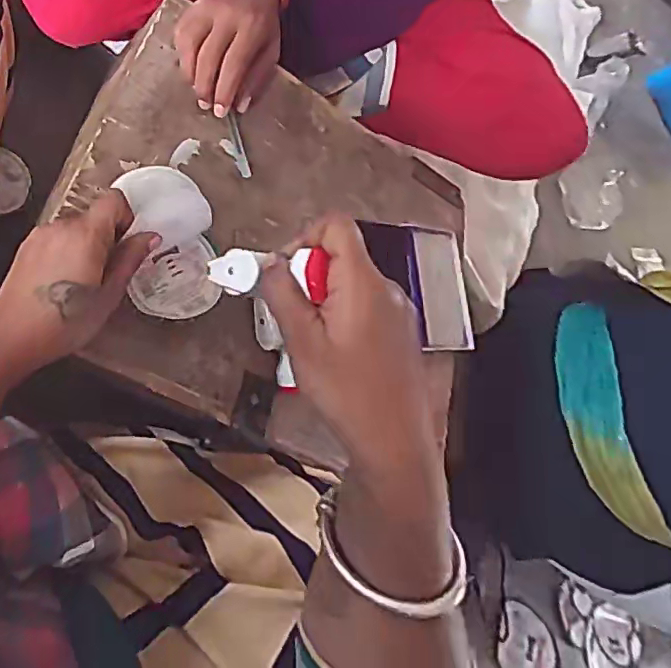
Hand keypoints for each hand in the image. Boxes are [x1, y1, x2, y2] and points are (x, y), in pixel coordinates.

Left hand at [0, 191, 158, 369]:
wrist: (11, 337)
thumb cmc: (65, 322)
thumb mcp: (108, 295)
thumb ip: (130, 259)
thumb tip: (150, 237)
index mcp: (87, 234)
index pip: (114, 199)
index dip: (125, 216)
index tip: (126, 242)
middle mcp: (62, 225)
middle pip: (94, 215)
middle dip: (105, 236)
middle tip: (106, 271)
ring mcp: (41, 234)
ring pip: (74, 227)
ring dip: (84, 244)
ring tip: (80, 279)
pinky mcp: (26, 245)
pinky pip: (56, 237)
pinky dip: (64, 250)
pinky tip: (60, 280)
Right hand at [175, 0, 281, 115]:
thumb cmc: (263, 25)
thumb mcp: (270, 51)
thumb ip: (256, 78)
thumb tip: (239, 106)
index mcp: (251, 25)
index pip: (234, 63)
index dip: (225, 90)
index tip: (220, 111)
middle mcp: (226, 14)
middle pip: (208, 57)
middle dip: (204, 86)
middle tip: (205, 104)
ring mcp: (204, 8)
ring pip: (188, 47)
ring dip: (190, 74)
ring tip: (197, 88)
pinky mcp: (190, 8)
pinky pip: (180, 37)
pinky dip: (182, 57)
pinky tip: (191, 67)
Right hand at [258, 214, 440, 473]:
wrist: (396, 445)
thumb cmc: (349, 395)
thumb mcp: (302, 342)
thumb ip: (282, 293)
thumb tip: (269, 262)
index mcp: (364, 282)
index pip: (335, 224)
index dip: (304, 237)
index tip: (287, 272)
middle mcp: (386, 288)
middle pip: (340, 255)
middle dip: (310, 277)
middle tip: (297, 318)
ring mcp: (398, 309)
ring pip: (350, 282)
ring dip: (324, 299)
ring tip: (314, 342)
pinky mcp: (400, 330)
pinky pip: (364, 303)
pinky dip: (342, 314)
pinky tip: (336, 354)